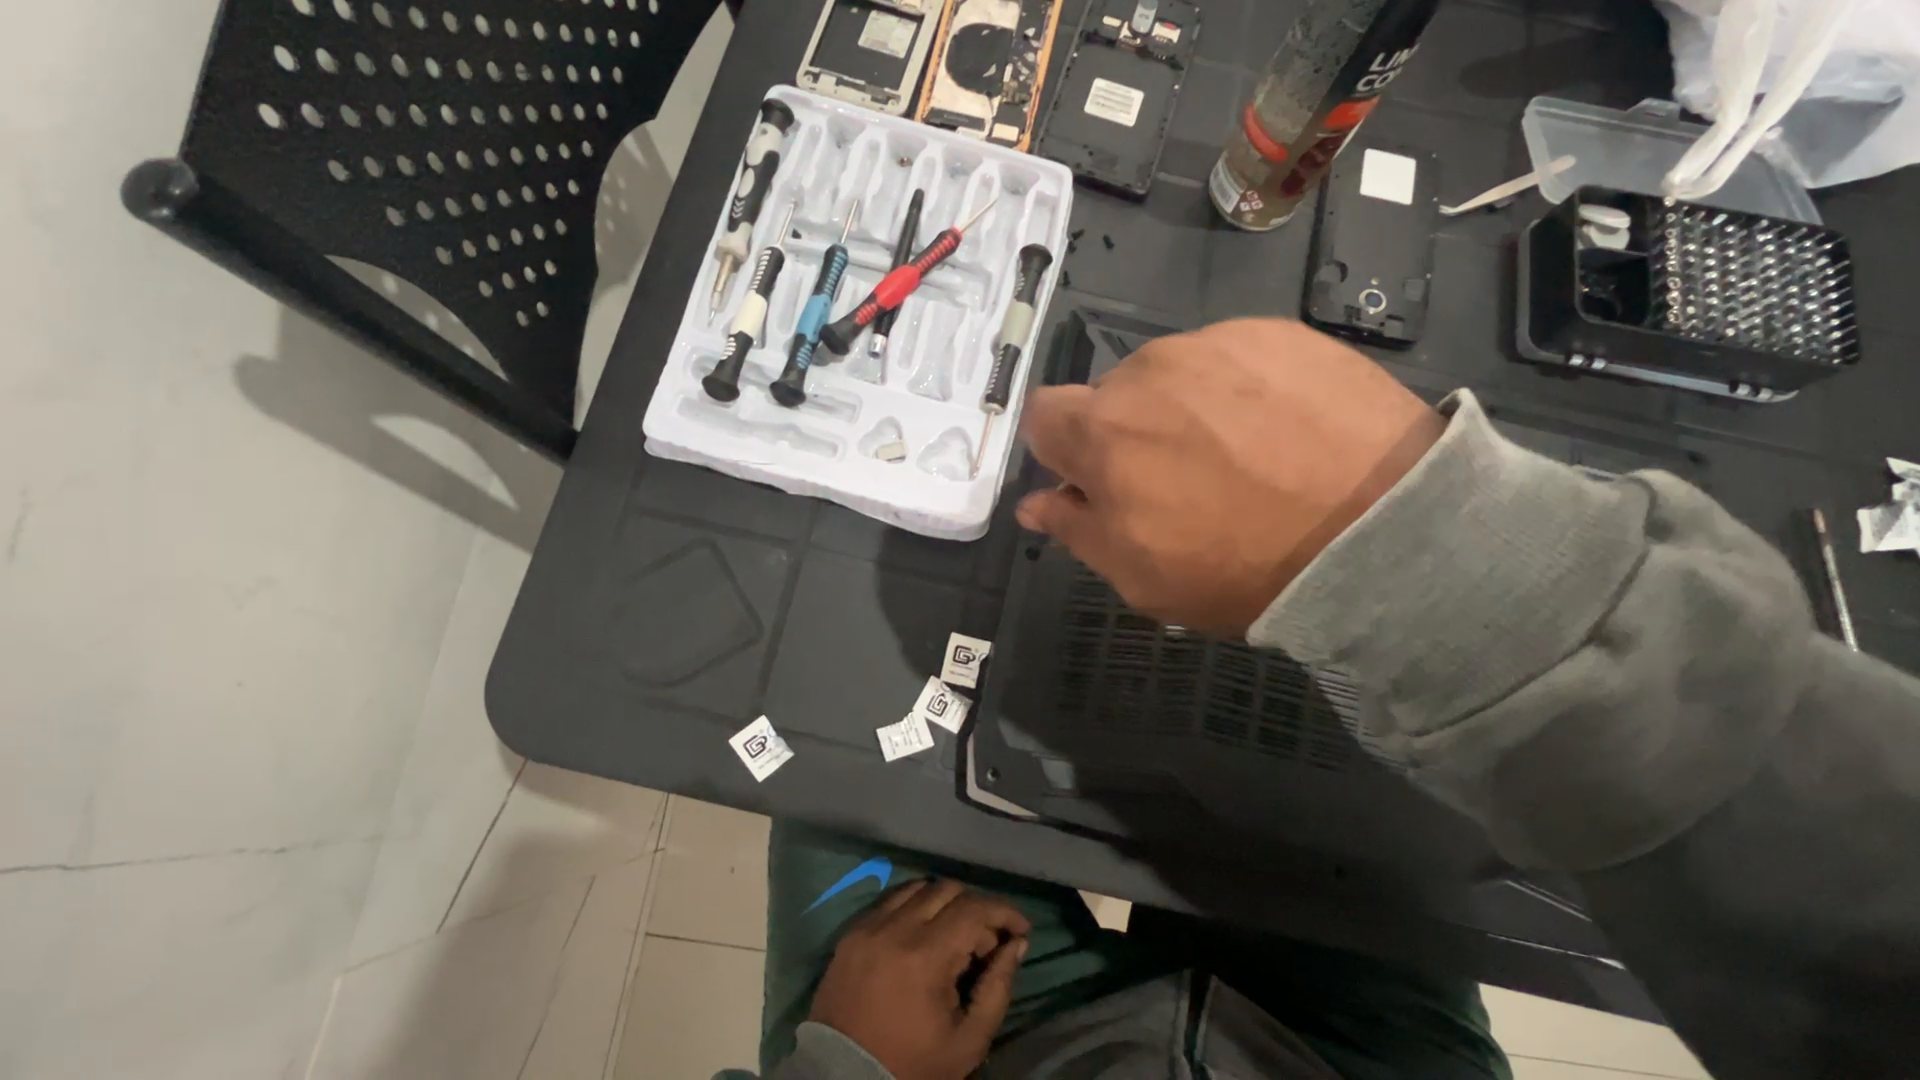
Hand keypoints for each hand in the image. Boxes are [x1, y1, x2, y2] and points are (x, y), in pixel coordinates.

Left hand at [809, 879, 1030, 1079]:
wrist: (844, 1077)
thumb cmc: (912, 1063)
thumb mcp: (968, 1040)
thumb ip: (997, 988)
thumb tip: (1016, 944)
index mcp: (926, 955)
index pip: (974, 909)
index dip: (1004, 912)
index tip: (1022, 928)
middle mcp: (895, 928)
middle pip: (948, 890)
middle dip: (976, 910)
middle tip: (985, 945)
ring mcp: (868, 926)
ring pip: (918, 888)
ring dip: (945, 903)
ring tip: (954, 937)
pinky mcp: (851, 932)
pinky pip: (890, 900)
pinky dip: (915, 905)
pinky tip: (923, 933)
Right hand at [1017, 318, 1443, 636]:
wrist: (1381, 530)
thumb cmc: (1243, 567)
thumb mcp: (1140, 576)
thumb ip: (1076, 530)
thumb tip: (1035, 502)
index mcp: (1102, 430)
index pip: (1043, 414)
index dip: (1062, 449)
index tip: (1097, 480)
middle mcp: (1148, 370)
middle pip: (1113, 394)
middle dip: (1129, 430)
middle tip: (1181, 478)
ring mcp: (1217, 342)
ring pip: (1175, 373)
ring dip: (1186, 407)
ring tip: (1243, 453)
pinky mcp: (1278, 332)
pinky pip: (1234, 357)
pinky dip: (1242, 389)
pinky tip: (1285, 430)